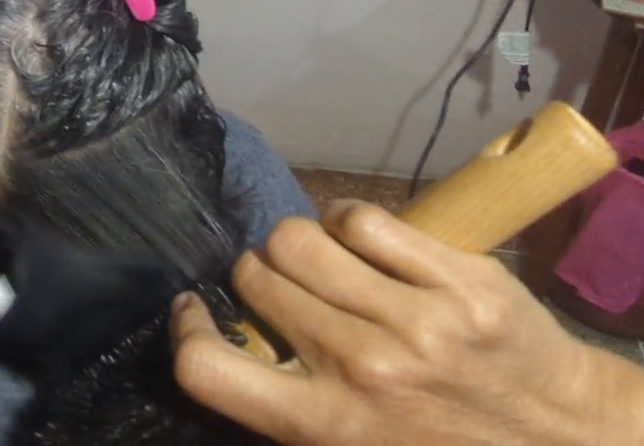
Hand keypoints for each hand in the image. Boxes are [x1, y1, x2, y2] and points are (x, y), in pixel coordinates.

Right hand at [171, 200, 620, 445]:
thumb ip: (293, 405)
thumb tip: (235, 332)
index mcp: (330, 426)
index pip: (209, 371)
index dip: (186, 331)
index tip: (195, 310)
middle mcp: (363, 371)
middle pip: (253, 275)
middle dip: (260, 276)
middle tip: (291, 292)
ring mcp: (414, 322)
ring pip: (295, 238)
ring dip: (300, 245)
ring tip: (328, 264)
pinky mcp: (458, 279)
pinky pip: (359, 218)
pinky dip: (350, 224)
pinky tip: (369, 245)